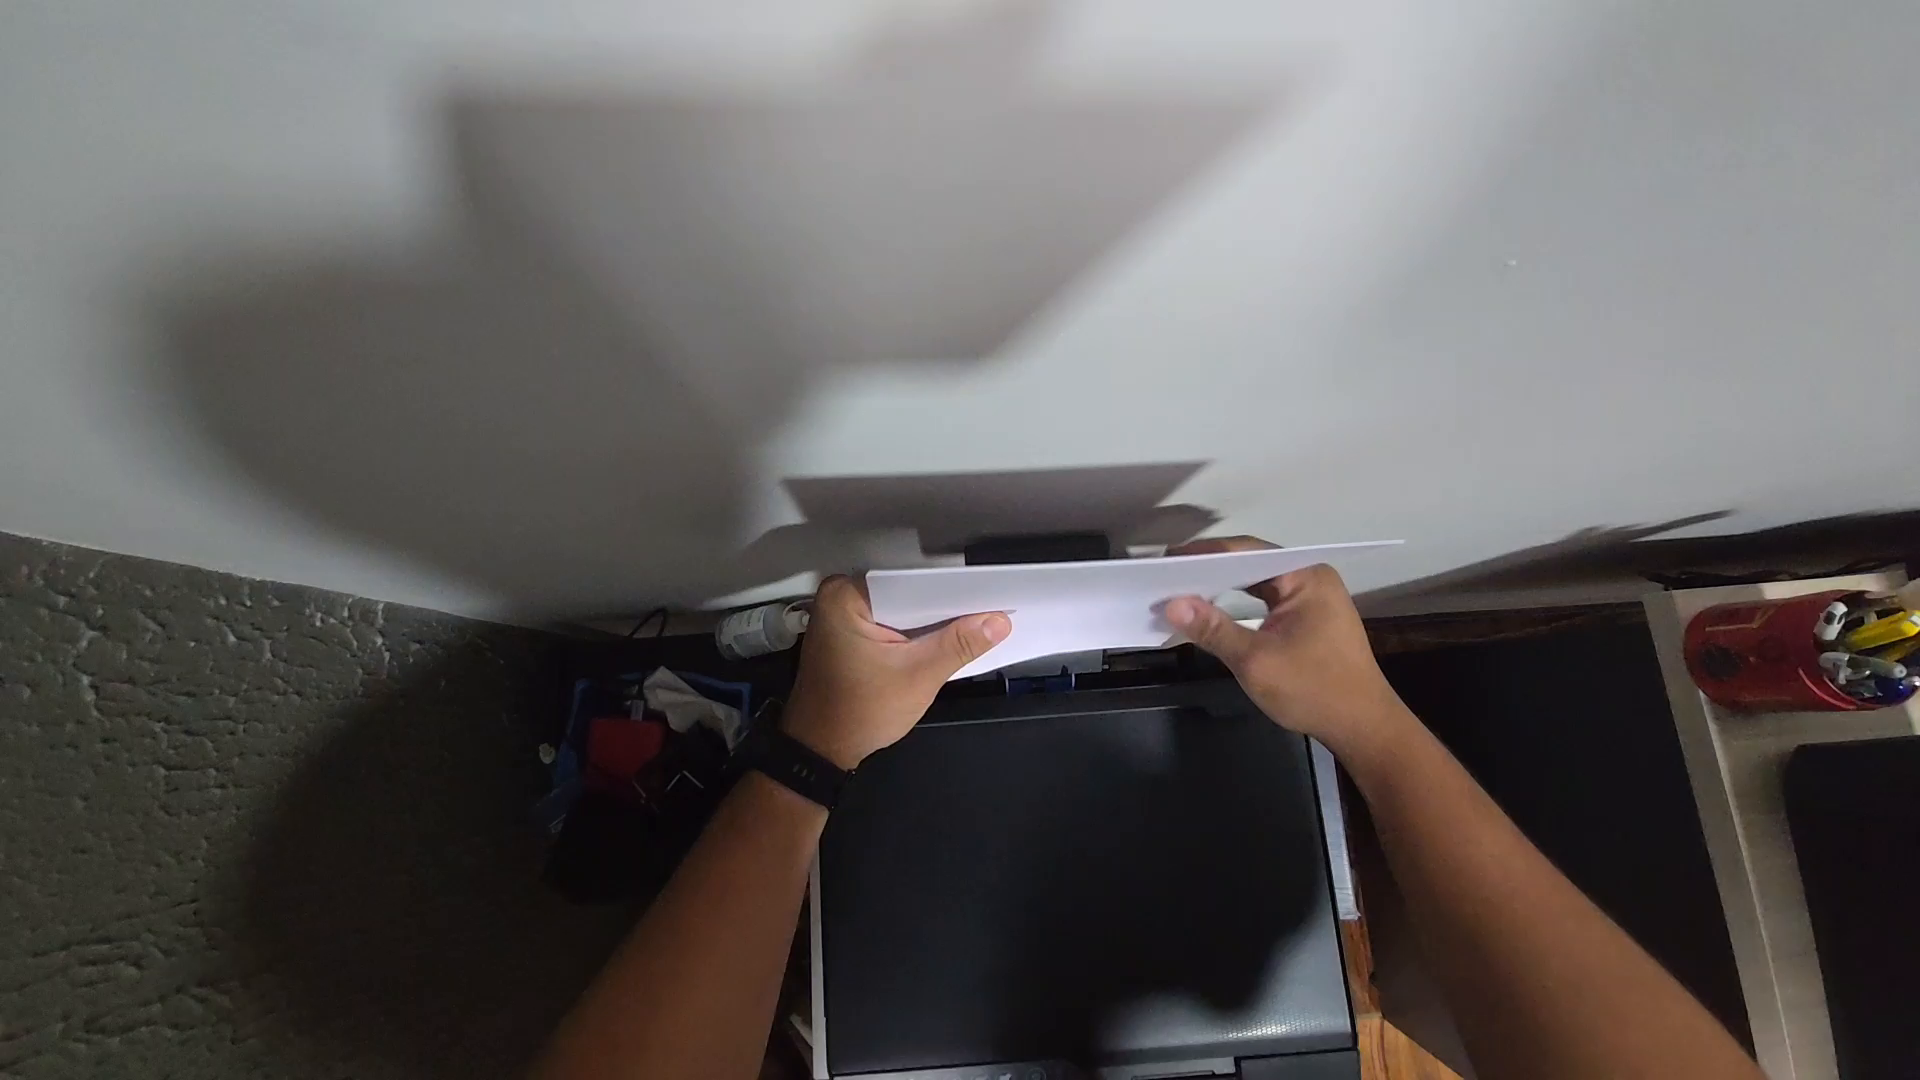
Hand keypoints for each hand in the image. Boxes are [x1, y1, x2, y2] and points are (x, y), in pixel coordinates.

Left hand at [781, 575, 1010, 769]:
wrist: (820, 749)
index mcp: (846, 595)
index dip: (953, 587)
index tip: (989, 592)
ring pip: (901, 606)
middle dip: (944, 602)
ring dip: (932, 617)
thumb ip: (959, 644)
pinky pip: (891, 619)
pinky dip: (915, 629)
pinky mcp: (850, 631)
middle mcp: (839, 595)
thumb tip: (999, 620)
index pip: (910, 579)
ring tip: (975, 618)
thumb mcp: (917, 677)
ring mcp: (842, 613)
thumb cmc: (859, 713)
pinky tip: (944, 635)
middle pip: (906, 591)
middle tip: (990, 606)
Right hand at [1163, 536, 1409, 753]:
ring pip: (1257, 581)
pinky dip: (1237, 601)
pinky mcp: (1309, 617)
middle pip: (1251, 562)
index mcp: (1305, 576)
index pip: (1245, 551)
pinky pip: (1265, 598)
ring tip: (1182, 588)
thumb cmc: (1313, 690)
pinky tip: (1212, 608)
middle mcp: (1311, 578)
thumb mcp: (1255, 660)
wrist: (1363, 728)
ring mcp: (1312, 598)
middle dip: (1209, 568)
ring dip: (1222, 585)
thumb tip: (1171, 604)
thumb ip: (1212, 629)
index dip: (1203, 554)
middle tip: (1166, 573)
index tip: (1166, 561)